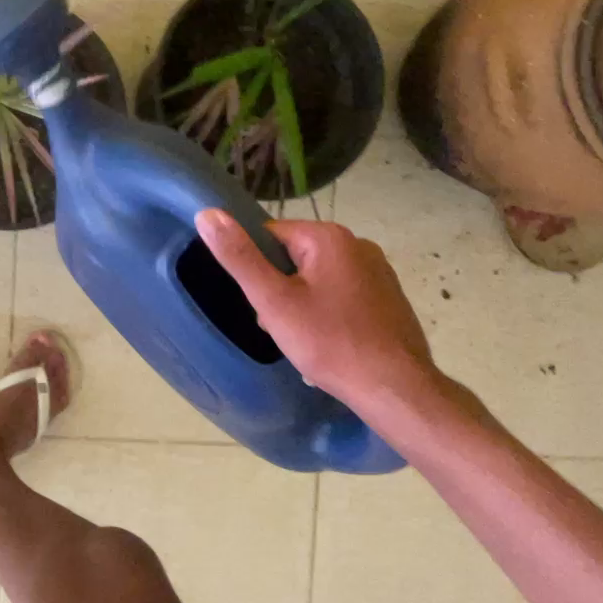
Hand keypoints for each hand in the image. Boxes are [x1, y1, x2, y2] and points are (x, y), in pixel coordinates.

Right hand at [195, 210, 490, 447]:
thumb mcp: (272, 300)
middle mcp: (358, 244)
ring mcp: (378, 271)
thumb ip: (239, 257)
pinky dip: (328, 313)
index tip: (261, 301)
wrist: (395, 388)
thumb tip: (207, 214)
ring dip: (301, 302)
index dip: (256, 268)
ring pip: (317, 278)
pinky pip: (341, 294)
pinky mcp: (389, 296)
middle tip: (280, 325)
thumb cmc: (329, 342)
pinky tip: (329, 341)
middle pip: (293, 256)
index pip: (269, 235)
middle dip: (279, 288)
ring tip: (304, 338)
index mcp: (328, 237)